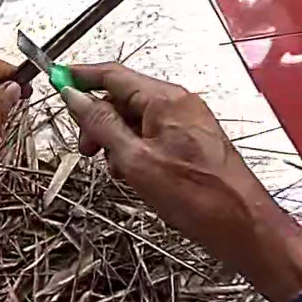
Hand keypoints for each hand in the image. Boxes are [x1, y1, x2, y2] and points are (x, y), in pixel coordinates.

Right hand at [59, 63, 301, 301]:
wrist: (245, 228)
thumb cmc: (195, 196)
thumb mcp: (135, 160)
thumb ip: (101, 125)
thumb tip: (74, 96)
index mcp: (165, 100)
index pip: (113, 74)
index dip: (81, 76)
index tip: (56, 79)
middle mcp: (178, 103)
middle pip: (123, 97)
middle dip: (98, 119)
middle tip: (85, 148)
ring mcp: (188, 121)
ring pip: (136, 118)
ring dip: (115, 138)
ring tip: (113, 168)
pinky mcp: (192, 141)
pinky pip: (152, 134)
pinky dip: (134, 148)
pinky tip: (133, 173)